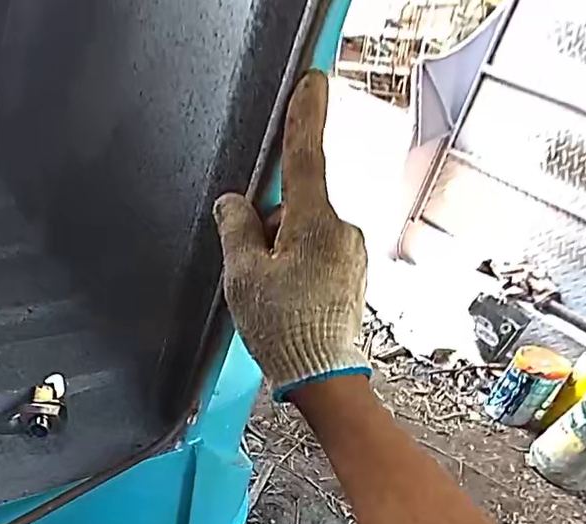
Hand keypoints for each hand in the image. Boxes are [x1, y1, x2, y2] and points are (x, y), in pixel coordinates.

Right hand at [214, 70, 368, 399]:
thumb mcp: (244, 276)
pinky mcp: (352, 279)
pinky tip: (290, 304)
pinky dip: (300, 272)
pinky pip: (319, 260)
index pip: (304, 156)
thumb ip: (236, 229)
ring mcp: (351, 258)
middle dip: (271, 230)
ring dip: (284, 255)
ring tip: (274, 297)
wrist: (321, 377)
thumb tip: (233, 206)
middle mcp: (341, 233)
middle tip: (257, 272)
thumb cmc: (286, 331)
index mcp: (314, 223)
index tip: (311, 84)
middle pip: (295, 208)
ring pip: (306, 236)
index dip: (303, 116)